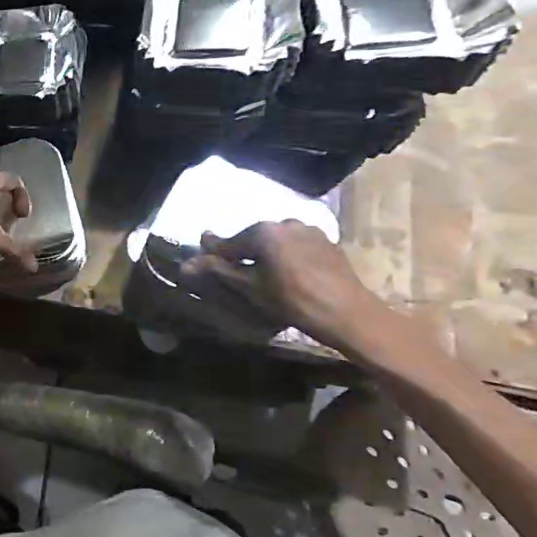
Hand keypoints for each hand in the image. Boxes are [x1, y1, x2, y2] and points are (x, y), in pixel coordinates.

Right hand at [179, 220, 386, 348]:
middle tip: (237, 275)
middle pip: (253, 238)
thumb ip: (219, 271)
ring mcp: (309, 230)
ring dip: (266, 255)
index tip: (202, 262)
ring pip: (276, 241)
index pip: (229, 242)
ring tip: (265, 278)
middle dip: (242, 254)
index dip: (214, 254)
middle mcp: (285, 222)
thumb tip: (187, 265)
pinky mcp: (327, 242)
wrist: (350, 314)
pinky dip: (286, 257)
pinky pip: (296, 246)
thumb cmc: (294, 302)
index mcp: (264, 230)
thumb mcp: (251, 289)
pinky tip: (289, 277)